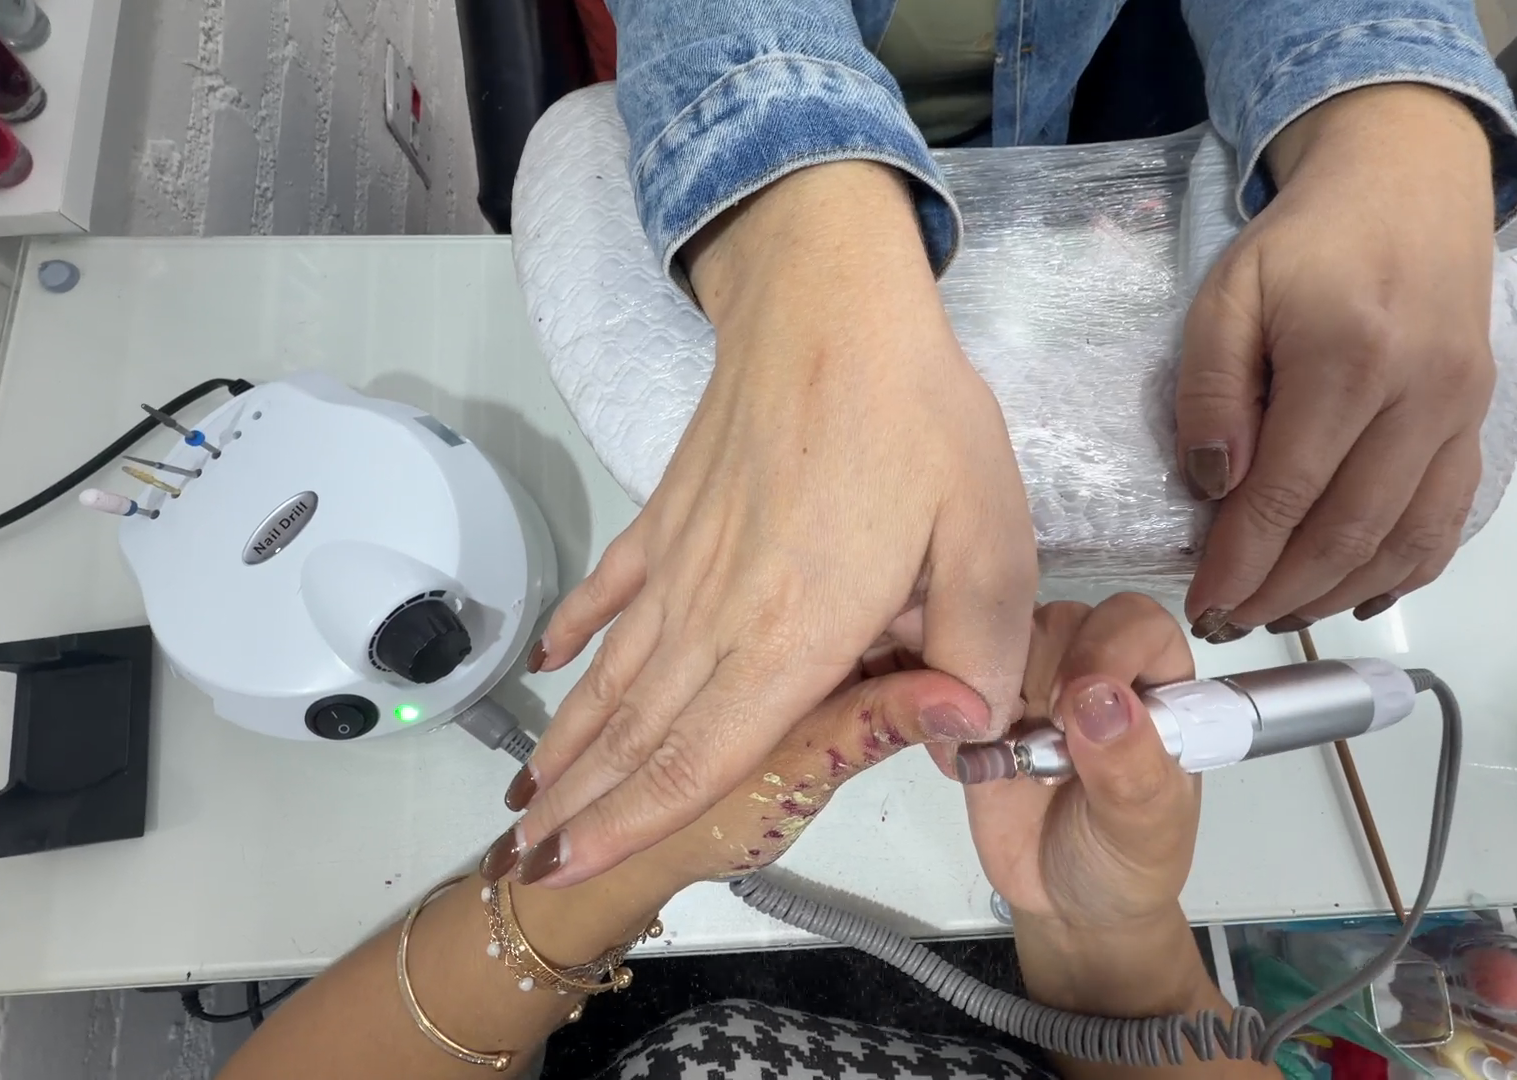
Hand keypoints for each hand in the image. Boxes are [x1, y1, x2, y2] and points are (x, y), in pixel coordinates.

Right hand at [509, 160, 1037, 887]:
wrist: (829, 303)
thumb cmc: (914, 417)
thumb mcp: (990, 535)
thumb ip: (980, 645)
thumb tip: (963, 726)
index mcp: (794, 632)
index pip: (704, 753)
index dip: (638, 822)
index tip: (568, 870)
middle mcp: (719, 611)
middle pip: (642, 727)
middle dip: (584, 805)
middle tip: (525, 858)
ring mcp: (680, 558)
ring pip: (615, 670)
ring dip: (571, 738)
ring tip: (527, 788)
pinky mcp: (668, 511)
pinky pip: (611, 583)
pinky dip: (577, 629)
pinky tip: (549, 663)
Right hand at [962, 596, 1281, 1079]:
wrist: (1060, 901)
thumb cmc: (1123, 862)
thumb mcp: (1144, 831)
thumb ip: (1132, 770)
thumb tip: (1099, 697)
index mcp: (1151, 682)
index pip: (1135, 622)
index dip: (1105, 647)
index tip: (1074, 705)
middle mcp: (1090, 666)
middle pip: (1059, 620)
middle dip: (1040, 671)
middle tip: (1030, 734)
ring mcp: (1028, 682)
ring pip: (1000, 635)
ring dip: (989, 683)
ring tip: (995, 743)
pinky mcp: (977, 702)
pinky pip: (952, 670)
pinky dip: (945, 699)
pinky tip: (963, 748)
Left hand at [1178, 84, 1497, 640]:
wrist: (1404, 188)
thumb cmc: (1296, 247)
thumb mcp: (1224, 301)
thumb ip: (1212, 392)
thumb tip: (1217, 483)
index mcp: (1348, 362)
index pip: (1285, 494)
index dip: (1240, 562)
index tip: (1202, 604)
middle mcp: (1421, 398)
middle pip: (1347, 530)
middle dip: (1280, 592)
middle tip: (1228, 623)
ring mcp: (1462, 413)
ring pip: (1404, 537)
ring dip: (1336, 592)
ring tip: (1275, 617)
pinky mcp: (1476, 420)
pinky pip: (1448, 516)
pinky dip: (1404, 569)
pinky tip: (1358, 595)